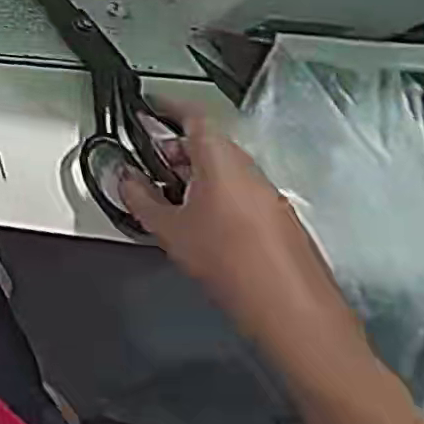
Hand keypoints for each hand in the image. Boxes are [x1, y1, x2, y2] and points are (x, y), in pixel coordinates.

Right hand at [119, 104, 360, 350]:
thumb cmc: (231, 266)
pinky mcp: (284, 226)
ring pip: (228, 171)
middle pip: (212, 144)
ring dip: (196, 172)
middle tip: (149, 157)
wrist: (296, 319)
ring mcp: (273, 202)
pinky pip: (243, 195)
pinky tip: (199, 221)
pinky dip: (217, 195)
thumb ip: (138, 194)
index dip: (170, 106)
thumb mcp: (165, 227)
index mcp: (224, 166)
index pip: (197, 119)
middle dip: (177, 147)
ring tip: (168, 193)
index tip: (151, 104)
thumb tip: (127, 179)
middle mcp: (254, 177)